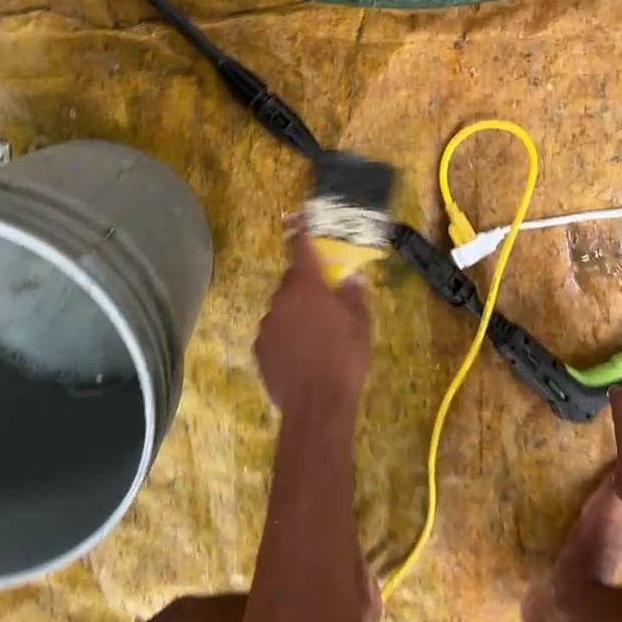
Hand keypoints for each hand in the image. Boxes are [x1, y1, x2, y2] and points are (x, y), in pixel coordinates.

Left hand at [253, 222, 373, 420]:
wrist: (317, 405)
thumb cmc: (345, 359)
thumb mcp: (361, 325)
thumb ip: (354, 296)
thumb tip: (351, 279)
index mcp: (307, 286)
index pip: (300, 248)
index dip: (300, 230)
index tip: (296, 216)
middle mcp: (281, 299)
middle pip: (292, 282)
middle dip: (306, 287)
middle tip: (326, 305)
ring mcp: (267, 325)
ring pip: (282, 310)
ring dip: (296, 315)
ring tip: (316, 339)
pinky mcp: (259, 349)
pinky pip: (274, 333)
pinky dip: (286, 337)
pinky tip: (302, 356)